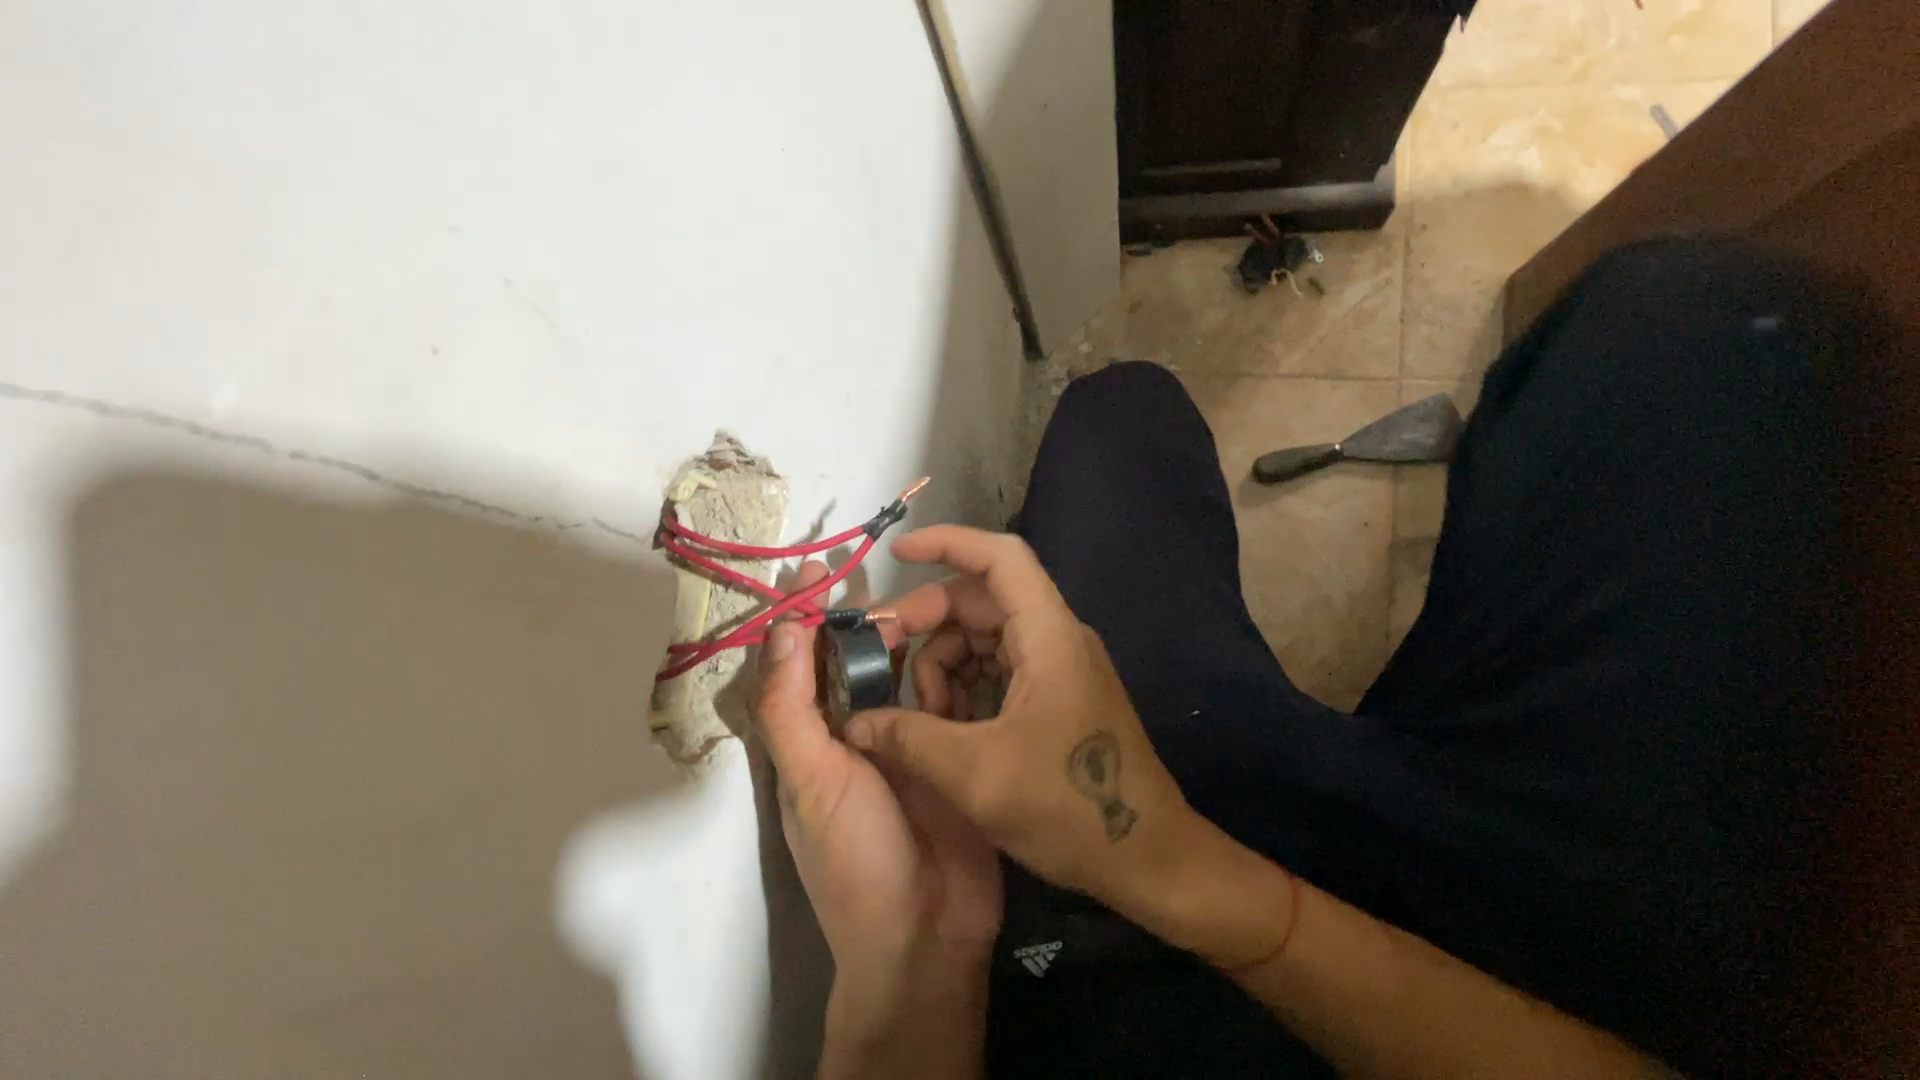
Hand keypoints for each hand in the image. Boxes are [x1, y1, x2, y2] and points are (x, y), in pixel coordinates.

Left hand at [752, 562, 999, 1074]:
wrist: (929, 931)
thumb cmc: (857, 857)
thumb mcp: (811, 782)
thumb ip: (791, 708)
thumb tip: (780, 629)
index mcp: (814, 741)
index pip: (800, 666)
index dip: (803, 618)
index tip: (816, 570)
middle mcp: (858, 736)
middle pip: (854, 663)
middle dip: (858, 620)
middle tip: (878, 575)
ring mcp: (909, 744)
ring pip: (904, 674)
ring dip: (908, 636)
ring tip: (925, 597)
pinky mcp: (952, 752)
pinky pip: (951, 699)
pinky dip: (953, 668)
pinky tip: (966, 636)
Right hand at [847, 526, 1194, 912]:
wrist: (1146, 857)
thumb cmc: (1069, 807)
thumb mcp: (976, 774)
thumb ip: (909, 739)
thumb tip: (854, 723)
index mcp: (1048, 636)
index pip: (999, 557)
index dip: (947, 542)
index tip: (897, 551)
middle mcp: (1056, 638)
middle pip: (981, 601)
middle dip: (927, 624)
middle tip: (882, 661)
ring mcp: (1059, 667)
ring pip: (985, 637)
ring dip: (943, 665)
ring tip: (920, 718)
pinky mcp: (1057, 695)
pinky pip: (1000, 669)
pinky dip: (965, 687)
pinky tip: (945, 728)